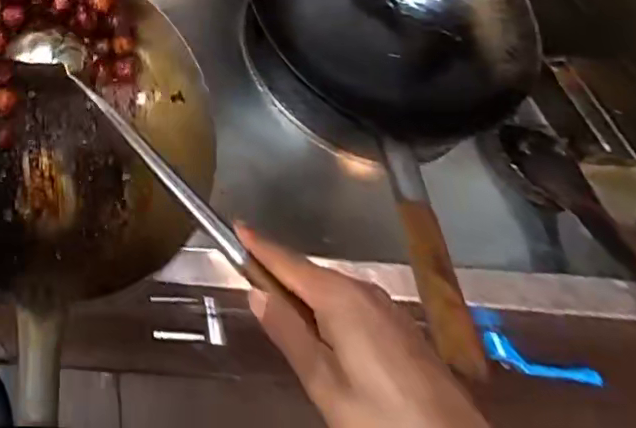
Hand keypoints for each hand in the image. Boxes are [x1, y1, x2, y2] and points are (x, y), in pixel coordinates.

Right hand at [238, 223, 488, 427]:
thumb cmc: (384, 418)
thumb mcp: (326, 385)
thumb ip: (289, 335)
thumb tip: (256, 293)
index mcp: (339, 298)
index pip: (288, 262)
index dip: (260, 245)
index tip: (237, 226)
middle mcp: (363, 290)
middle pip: (309, 272)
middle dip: (278, 270)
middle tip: (248, 274)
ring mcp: (385, 306)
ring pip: (330, 287)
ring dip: (302, 290)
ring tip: (277, 303)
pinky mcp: (399, 326)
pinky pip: (350, 301)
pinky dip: (326, 304)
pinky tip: (320, 326)